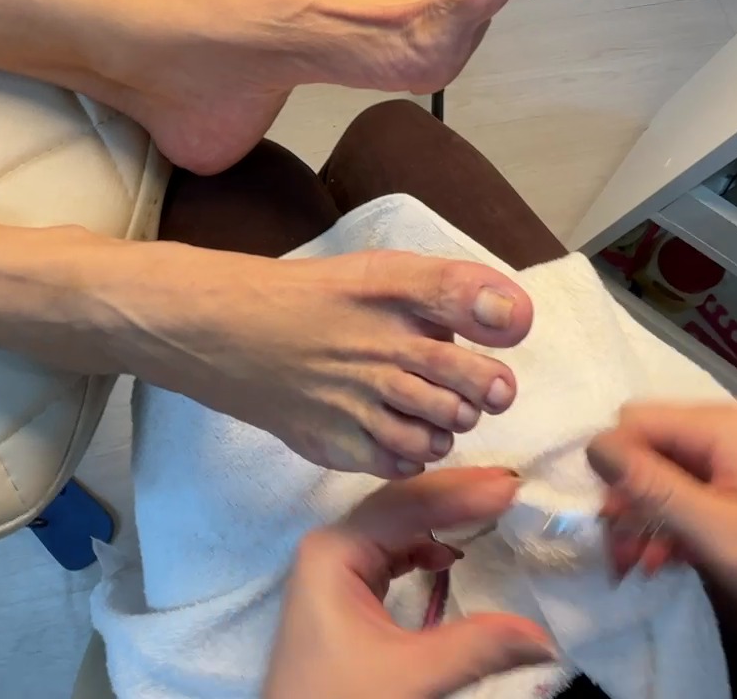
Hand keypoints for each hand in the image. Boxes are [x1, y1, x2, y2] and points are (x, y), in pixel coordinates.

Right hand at [108, 244, 531, 477]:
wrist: (220, 328)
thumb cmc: (303, 296)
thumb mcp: (375, 272)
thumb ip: (445, 287)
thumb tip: (515, 317)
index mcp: (393, 292)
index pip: (479, 306)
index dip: (503, 326)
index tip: (501, 343)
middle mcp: (382, 348)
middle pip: (475, 388)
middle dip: (482, 390)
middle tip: (466, 385)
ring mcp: (357, 402)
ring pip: (443, 434)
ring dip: (445, 424)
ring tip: (421, 406)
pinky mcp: (331, 443)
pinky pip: (400, 464)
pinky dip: (408, 453)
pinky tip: (390, 429)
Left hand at [263, 468, 556, 698]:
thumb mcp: (409, 676)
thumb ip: (475, 648)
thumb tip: (544, 634)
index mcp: (334, 550)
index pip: (404, 505)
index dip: (459, 494)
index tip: (509, 486)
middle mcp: (331, 545)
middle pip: (399, 506)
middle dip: (454, 495)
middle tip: (509, 485)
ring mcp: (336, 565)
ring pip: (396, 525)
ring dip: (442, 516)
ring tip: (492, 505)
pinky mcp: (345, 589)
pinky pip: (390, 551)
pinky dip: (425, 546)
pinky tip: (452, 552)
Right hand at [583, 401, 736, 649]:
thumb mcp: (722, 533)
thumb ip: (652, 486)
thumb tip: (591, 445)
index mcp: (720, 427)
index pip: (631, 424)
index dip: (613, 470)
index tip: (612, 523)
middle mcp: (731, 429)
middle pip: (650, 447)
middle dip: (629, 498)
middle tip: (623, 554)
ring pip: (673, 471)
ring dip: (652, 515)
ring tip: (646, 565)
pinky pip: (703, 487)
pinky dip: (684, 519)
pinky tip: (678, 557)